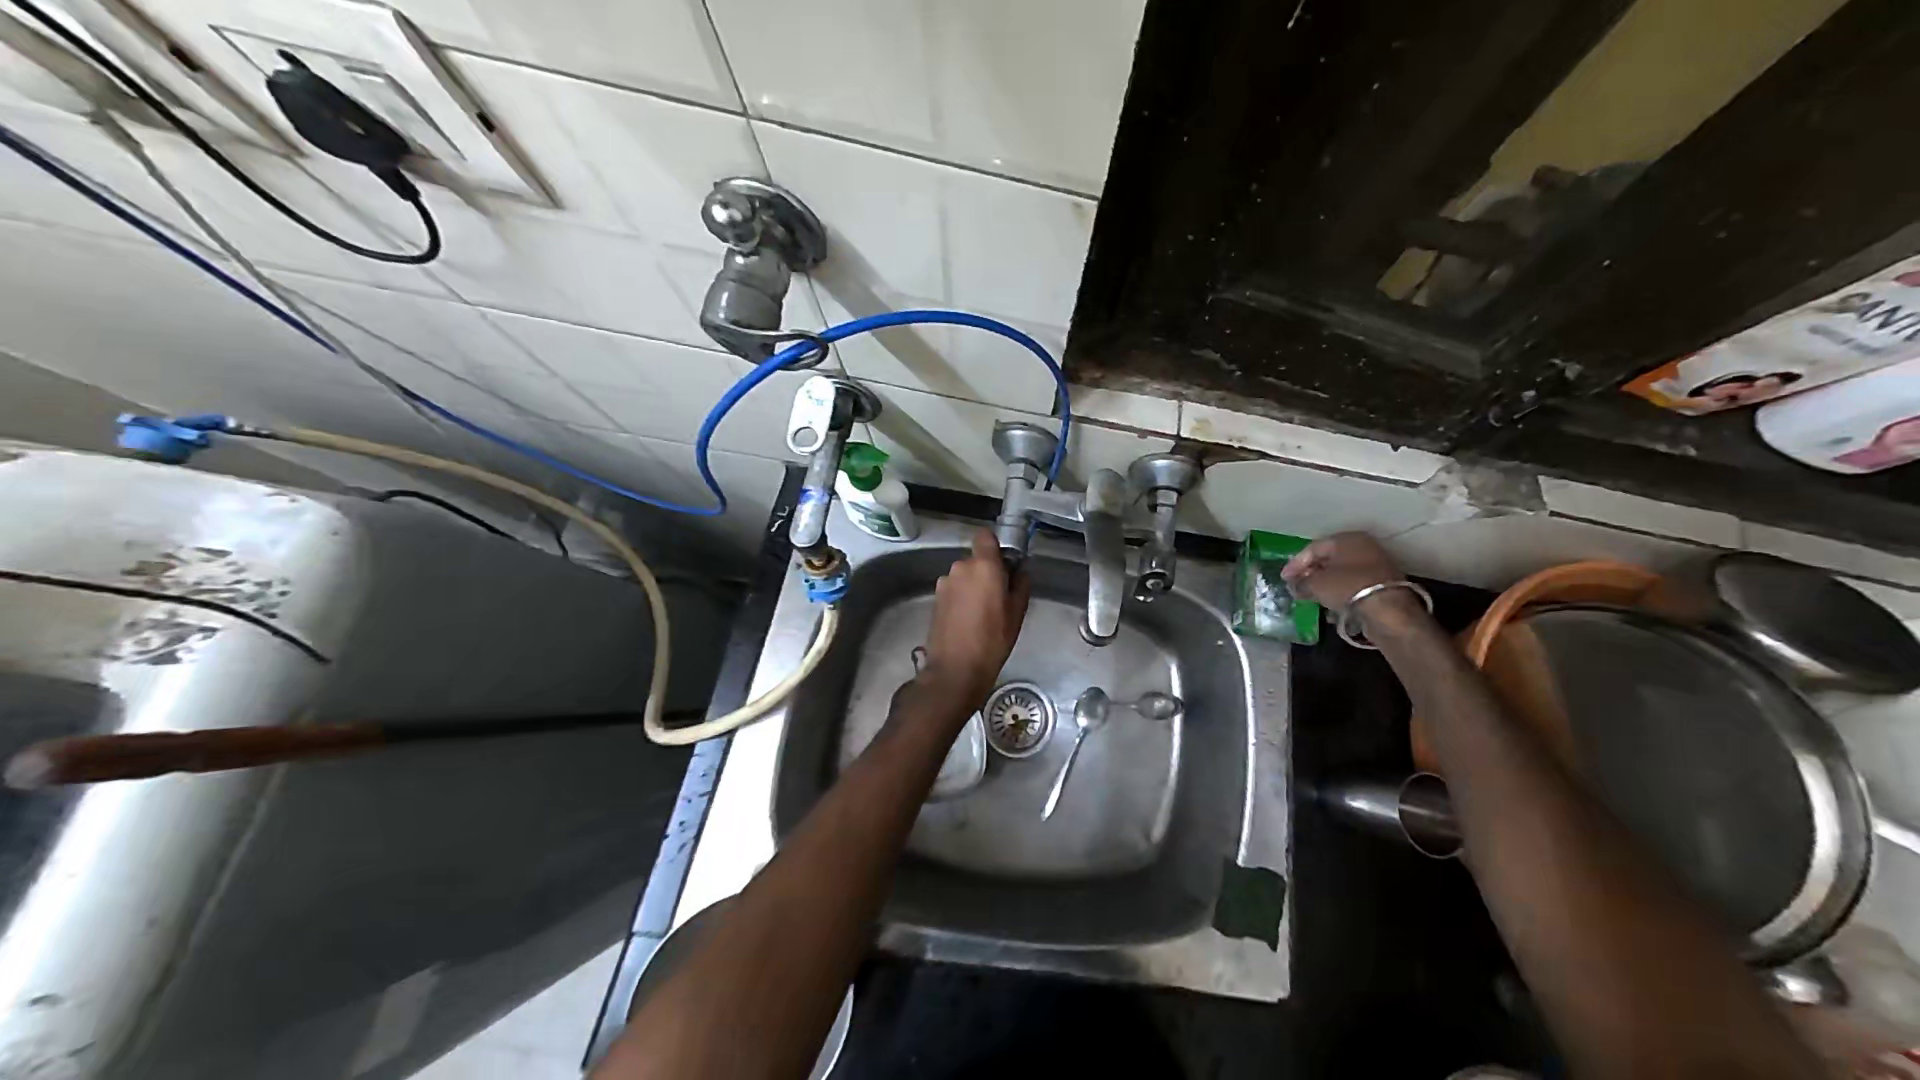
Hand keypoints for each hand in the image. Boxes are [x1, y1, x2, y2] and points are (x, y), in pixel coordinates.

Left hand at [918, 530, 1030, 707]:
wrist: (955, 669)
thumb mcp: (1017, 613)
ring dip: (973, 586)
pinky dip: (961, 598)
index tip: (1004, 564)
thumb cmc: (992, 640)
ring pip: (964, 575)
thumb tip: (1020, 571)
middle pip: (976, 559)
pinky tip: (968, 620)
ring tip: (982, 613)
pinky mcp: (935, 598)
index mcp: (983, 566)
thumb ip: (1020, 585)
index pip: (986, 536)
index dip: (995, 546)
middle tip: (999, 596)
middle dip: (987, 571)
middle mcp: (960, 567)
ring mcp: (944, 583)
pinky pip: (953, 589)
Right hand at [1282, 531, 1419, 621]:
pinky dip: (1339, 591)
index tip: (1284, 578)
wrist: (1387, 610)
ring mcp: (1376, 565)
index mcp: (1347, 539)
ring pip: (1341, 572)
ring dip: (1324, 584)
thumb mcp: (1316, 584)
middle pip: (1329, 559)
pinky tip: (1329, 603)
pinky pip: (1353, 584)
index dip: (1295, 563)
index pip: (1313, 548)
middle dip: (1310, 573)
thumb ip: (1301, 583)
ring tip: (1310, 596)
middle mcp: (1364, 547)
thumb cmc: (1348, 587)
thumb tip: (1295, 587)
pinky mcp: (1382, 584)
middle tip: (1296, 585)